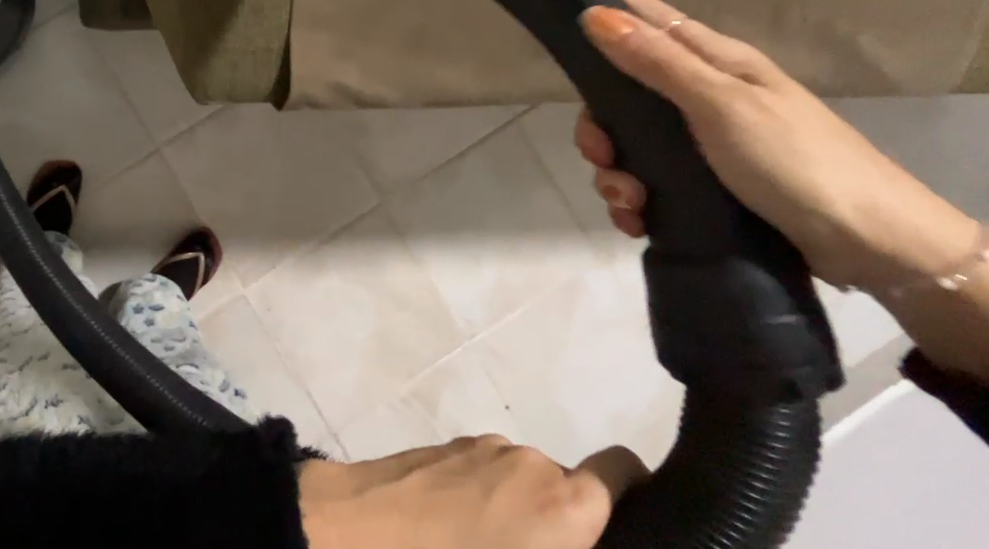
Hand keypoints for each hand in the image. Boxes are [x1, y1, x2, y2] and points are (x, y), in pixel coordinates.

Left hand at [298, 436, 645, 548]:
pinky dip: (478, 501)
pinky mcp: (437, 448)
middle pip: (565, 486)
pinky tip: (453, 537)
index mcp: (564, 504)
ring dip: (514, 513)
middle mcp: (527, 463)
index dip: (634, 495)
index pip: (622, 472)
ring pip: (516, 482)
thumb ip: (562, 540)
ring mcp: (477, 449)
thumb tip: (562, 535)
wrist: (354, 534)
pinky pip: (478, 475)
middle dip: (562, 523)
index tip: (630, 530)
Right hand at [574, 0, 981, 290]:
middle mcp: (704, 95)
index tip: (556, 6)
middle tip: (601, 155)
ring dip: (615, 175)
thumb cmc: (798, 162)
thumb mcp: (721, 106)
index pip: (648, 17)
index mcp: (714, 62)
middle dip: (599, 128)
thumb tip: (593, 14)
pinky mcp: (707, 186)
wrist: (874, 246)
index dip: (605, 6)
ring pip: (629, 145)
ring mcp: (705, 143)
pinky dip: (634, 202)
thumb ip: (656, 62)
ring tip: (630, 203)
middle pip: (621, 94)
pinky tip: (637, 219)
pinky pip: (648, 185)